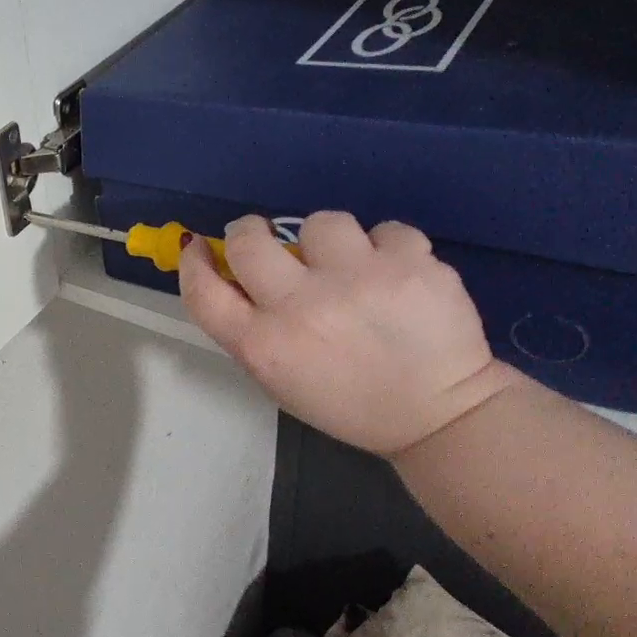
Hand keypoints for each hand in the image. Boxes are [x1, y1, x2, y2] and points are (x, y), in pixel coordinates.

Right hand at [178, 212, 518, 455]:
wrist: (442, 414)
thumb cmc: (347, 401)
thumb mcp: (279, 377)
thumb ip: (250, 328)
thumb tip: (232, 274)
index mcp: (264, 345)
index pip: (203, 290)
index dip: (194, 262)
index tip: (199, 247)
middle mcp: (301, 307)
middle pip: (249, 242)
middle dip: (250, 232)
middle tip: (264, 238)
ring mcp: (357, 281)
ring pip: (321, 222)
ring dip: (328, 239)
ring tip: (348, 264)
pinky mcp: (411, 265)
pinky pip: (386, 230)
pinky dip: (386, 247)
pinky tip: (394, 273)